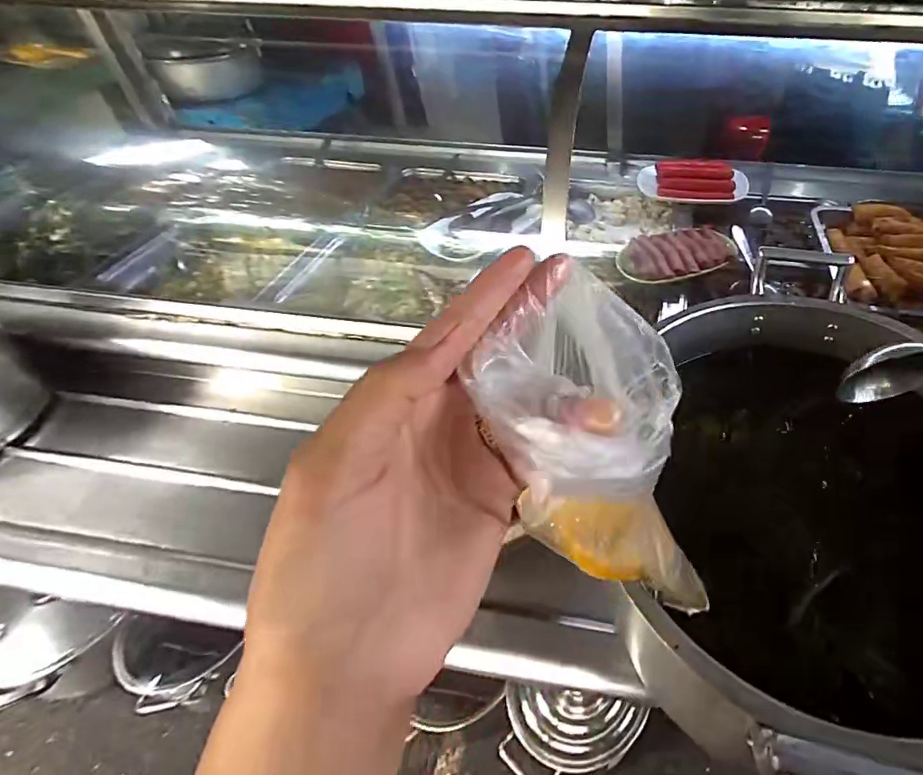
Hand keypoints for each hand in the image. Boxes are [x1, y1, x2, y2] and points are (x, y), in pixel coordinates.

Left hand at [198, 248, 560, 774]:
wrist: (348, 661)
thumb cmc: (323, 562)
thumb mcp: (331, 472)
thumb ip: (383, 401)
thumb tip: (436, 349)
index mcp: (394, 406)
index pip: (448, 336)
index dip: (487, 296)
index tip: (523, 260)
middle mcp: (437, 421)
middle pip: (492, 354)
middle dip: (526, 312)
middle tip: (564, 274)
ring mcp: (471, 458)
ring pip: (525, 401)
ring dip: (561, 383)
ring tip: (599, 372)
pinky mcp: (499, 495)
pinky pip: (540, 451)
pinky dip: (569, 435)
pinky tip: (595, 425)